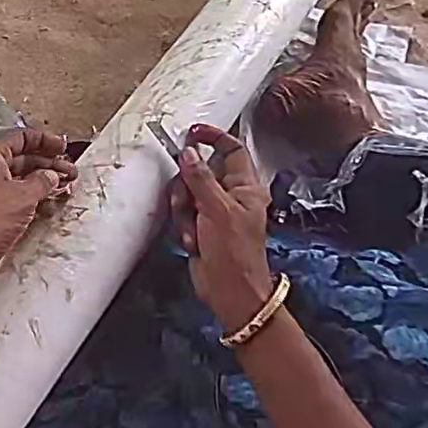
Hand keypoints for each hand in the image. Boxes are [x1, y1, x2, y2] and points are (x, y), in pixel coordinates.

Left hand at [0, 129, 74, 289]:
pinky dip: (33, 195)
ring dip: (43, 180)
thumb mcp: (23, 196)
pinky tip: (50, 200)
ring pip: (21, 177)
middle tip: (70, 170)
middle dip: (48, 162)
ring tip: (66, 184)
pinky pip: (16, 195)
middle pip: (23, 157)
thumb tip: (52, 175)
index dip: (45, 141)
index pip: (21, 138)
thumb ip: (42, 181)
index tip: (62, 146)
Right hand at [167, 124, 273, 326]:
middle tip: (187, 203)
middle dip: (187, 187)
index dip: (213, 138)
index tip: (191, 133)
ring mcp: (214, 211)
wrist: (230, 294)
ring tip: (192, 230)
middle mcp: (230, 195)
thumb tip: (188, 152)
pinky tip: (192, 241)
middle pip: (199, 171)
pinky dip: (183, 225)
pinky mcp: (200, 226)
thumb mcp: (217, 211)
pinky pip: (182, 212)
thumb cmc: (234, 252)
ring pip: (186, 192)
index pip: (231, 149)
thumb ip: (201, 179)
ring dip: (183, 211)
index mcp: (245, 187)